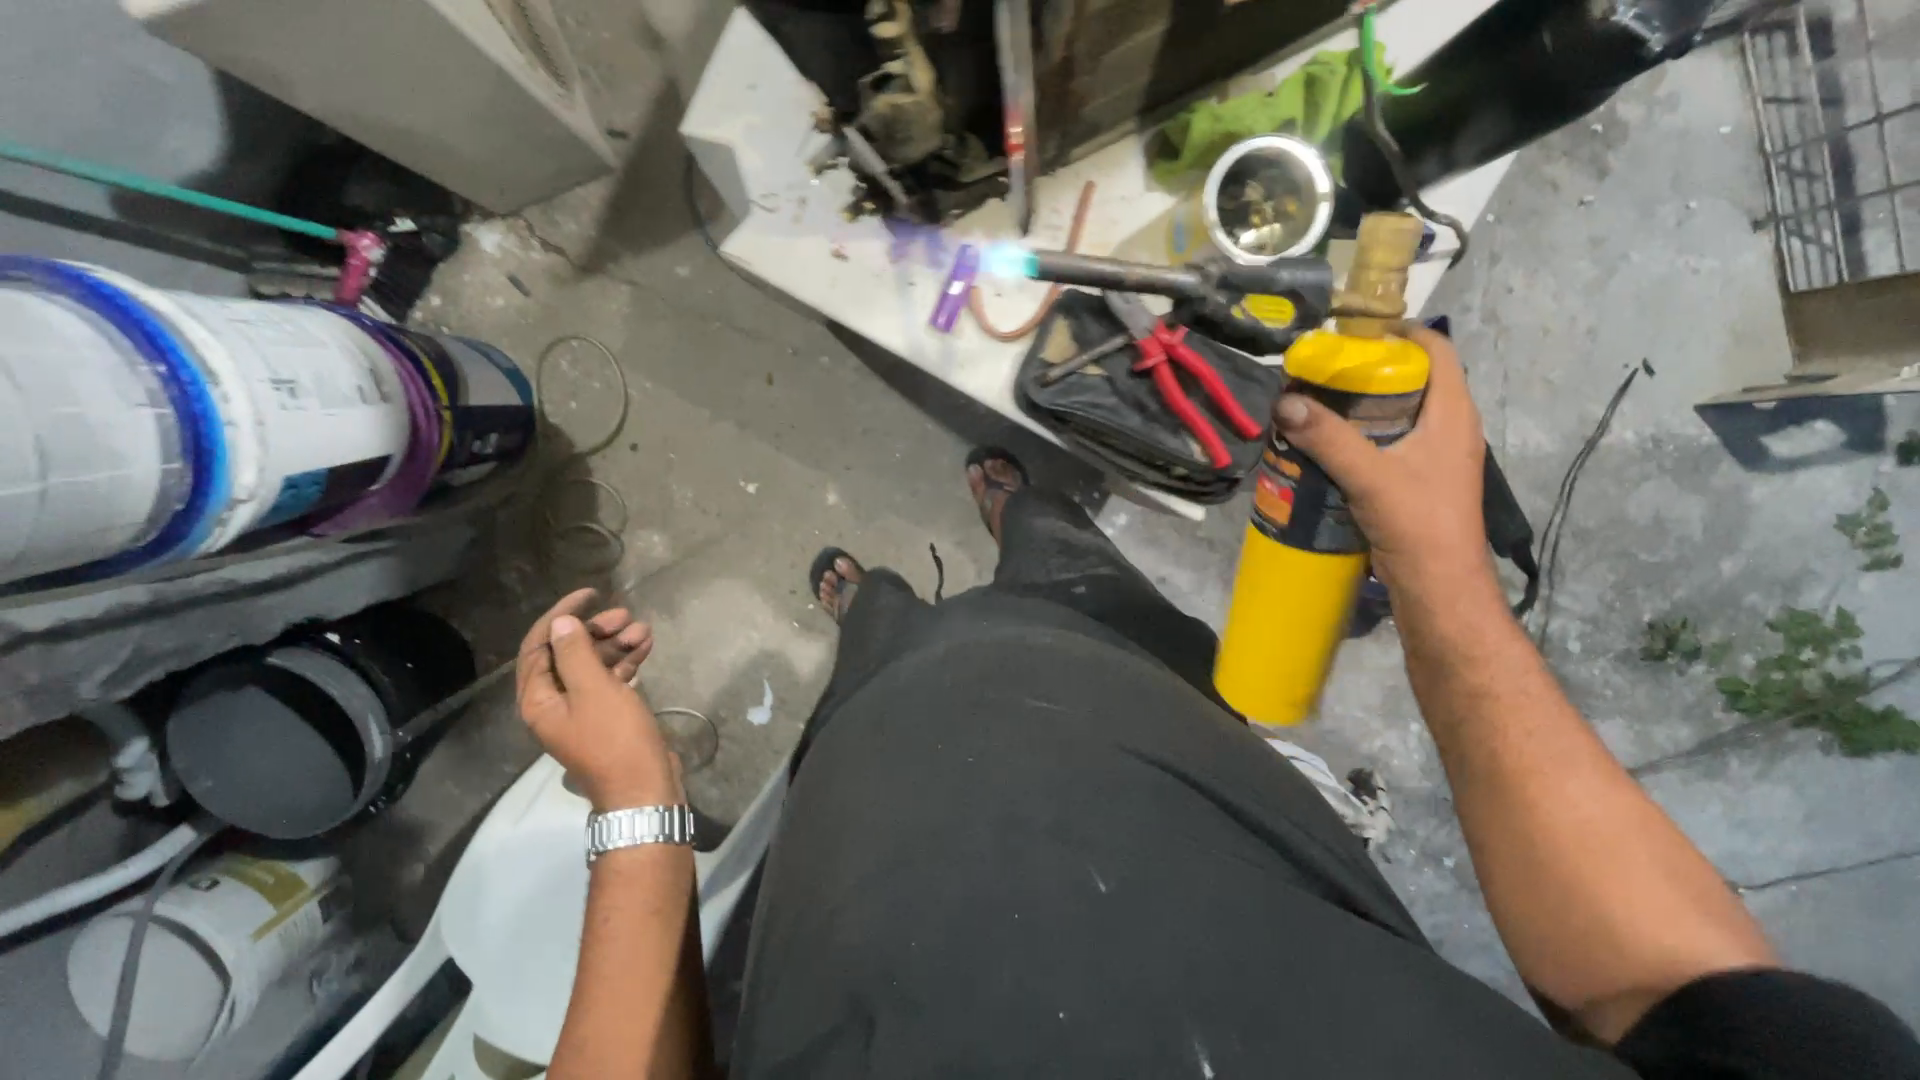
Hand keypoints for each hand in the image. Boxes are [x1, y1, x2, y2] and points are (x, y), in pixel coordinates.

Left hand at [515, 589, 681, 809]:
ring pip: (593, 666)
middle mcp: (554, 704)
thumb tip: (561, 623)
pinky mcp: (608, 718)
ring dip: (616, 644)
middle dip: (596, 630)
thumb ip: (575, 653)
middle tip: (626, 616)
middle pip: (568, 654)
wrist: (644, 787)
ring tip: (644, 631)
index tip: (590, 594)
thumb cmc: (615, 738)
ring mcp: (582, 712)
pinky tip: (645, 649)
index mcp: (538, 700)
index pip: (539, 646)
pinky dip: (625, 663)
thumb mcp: (594, 690)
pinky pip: (610, 681)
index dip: (561, 616)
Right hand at [1273, 324, 1492, 594]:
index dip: (1400, 333)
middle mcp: (1449, 428)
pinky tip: (1325, 449)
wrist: (1439, 588)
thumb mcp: (1369, 476)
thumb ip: (1327, 438)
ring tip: (1315, 407)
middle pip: (1411, 381)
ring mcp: (1434, 458)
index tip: (1352, 333)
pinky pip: (1388, 445)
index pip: (1436, 350)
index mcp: (1452, 414)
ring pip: (1396, 416)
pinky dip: (1359, 439)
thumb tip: (1283, 402)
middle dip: (1366, 372)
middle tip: (1320, 372)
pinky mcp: (1418, 482)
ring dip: (1358, 409)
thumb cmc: (1418, 523)